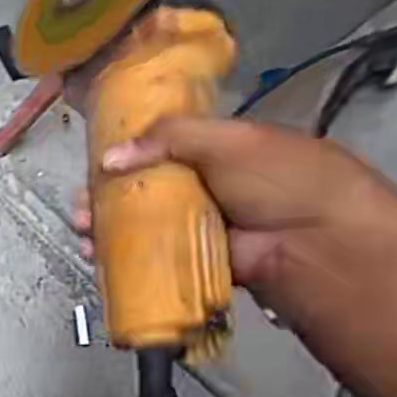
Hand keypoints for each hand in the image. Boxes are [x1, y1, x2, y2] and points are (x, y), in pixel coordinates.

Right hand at [72, 116, 396, 289]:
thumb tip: (109, 157)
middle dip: (102, 196)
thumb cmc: (284, 181)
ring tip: (84, 231)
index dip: (122, 155)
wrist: (314, 242)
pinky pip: (139, 255)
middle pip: (135, 189)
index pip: (156, 149)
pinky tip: (94, 253)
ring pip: (131, 224)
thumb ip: (172, 138)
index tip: (94, 167)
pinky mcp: (181, 257)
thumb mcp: (232, 141)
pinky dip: (112, 255)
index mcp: (213, 151)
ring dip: (101, 227)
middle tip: (83, 207)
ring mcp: (188, 225)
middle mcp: (197, 187)